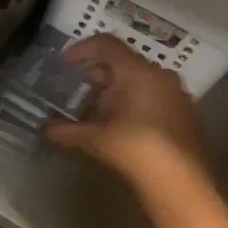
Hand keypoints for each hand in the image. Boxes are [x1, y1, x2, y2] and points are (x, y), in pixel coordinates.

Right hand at [44, 34, 208, 183]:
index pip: (106, 45)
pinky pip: (152, 95)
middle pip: (123, 62)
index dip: (81, 50)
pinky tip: (119, 125)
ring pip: (139, 80)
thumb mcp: (94, 139)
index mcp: (137, 72)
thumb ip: (66, 131)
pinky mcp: (184, 113)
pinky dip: (132, 102)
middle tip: (75, 90)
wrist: (180, 182)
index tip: (64, 63)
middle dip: (96, 74)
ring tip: (95, 111)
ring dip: (114, 90)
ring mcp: (176, 94)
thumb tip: (43, 129)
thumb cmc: (134, 149)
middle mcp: (160, 75)